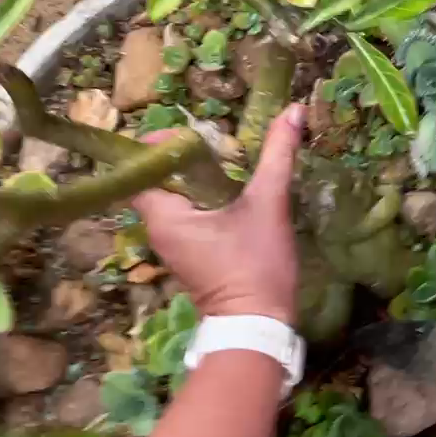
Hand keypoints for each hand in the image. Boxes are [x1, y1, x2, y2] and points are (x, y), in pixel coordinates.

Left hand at [135, 104, 303, 323]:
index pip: (142, 166)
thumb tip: (293, 109)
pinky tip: (233, 187)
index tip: (197, 133)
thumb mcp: (269, 203)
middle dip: (187, 155)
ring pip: (176, 195)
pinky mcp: (191, 251)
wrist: (258, 326)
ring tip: (229, 159)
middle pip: (160, 177)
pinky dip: (204, 195)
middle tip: (219, 141)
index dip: (162, 143)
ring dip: (198, 175)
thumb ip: (279, 154)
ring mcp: (174, 243)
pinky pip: (187, 212)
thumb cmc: (255, 264)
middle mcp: (160, 228)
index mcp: (165, 215)